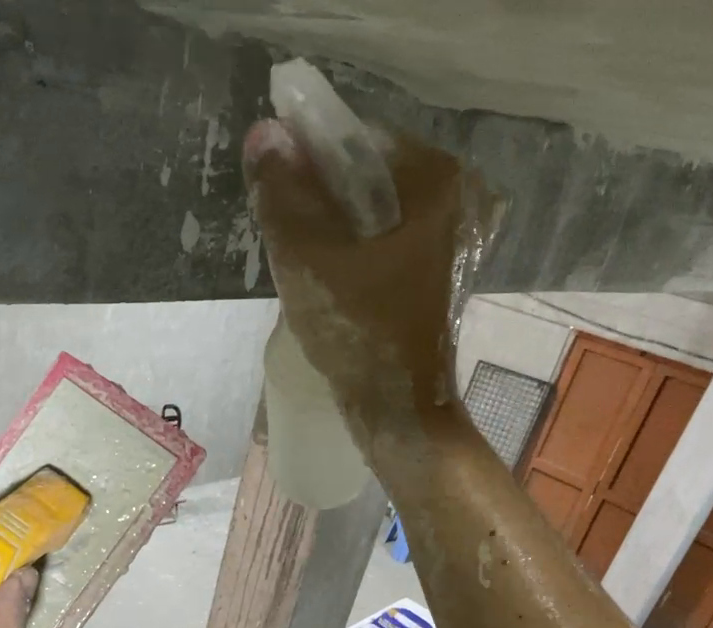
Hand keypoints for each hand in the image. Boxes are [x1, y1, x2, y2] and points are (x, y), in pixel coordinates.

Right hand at [245, 119, 485, 449]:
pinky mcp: (427, 272)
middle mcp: (450, 199)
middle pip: (363, 176)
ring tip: (294, 252)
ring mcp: (443, 239)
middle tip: (279, 224)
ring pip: (367, 211)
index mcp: (435, 180)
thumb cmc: (359, 330)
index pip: (356, 139)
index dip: (305, 152)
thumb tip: (262, 134)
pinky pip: (376, 240)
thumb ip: (282, 194)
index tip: (269, 179)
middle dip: (315, 193)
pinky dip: (345, 247)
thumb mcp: (308, 258)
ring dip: (326, 223)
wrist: (397, 409)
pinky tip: (319, 272)